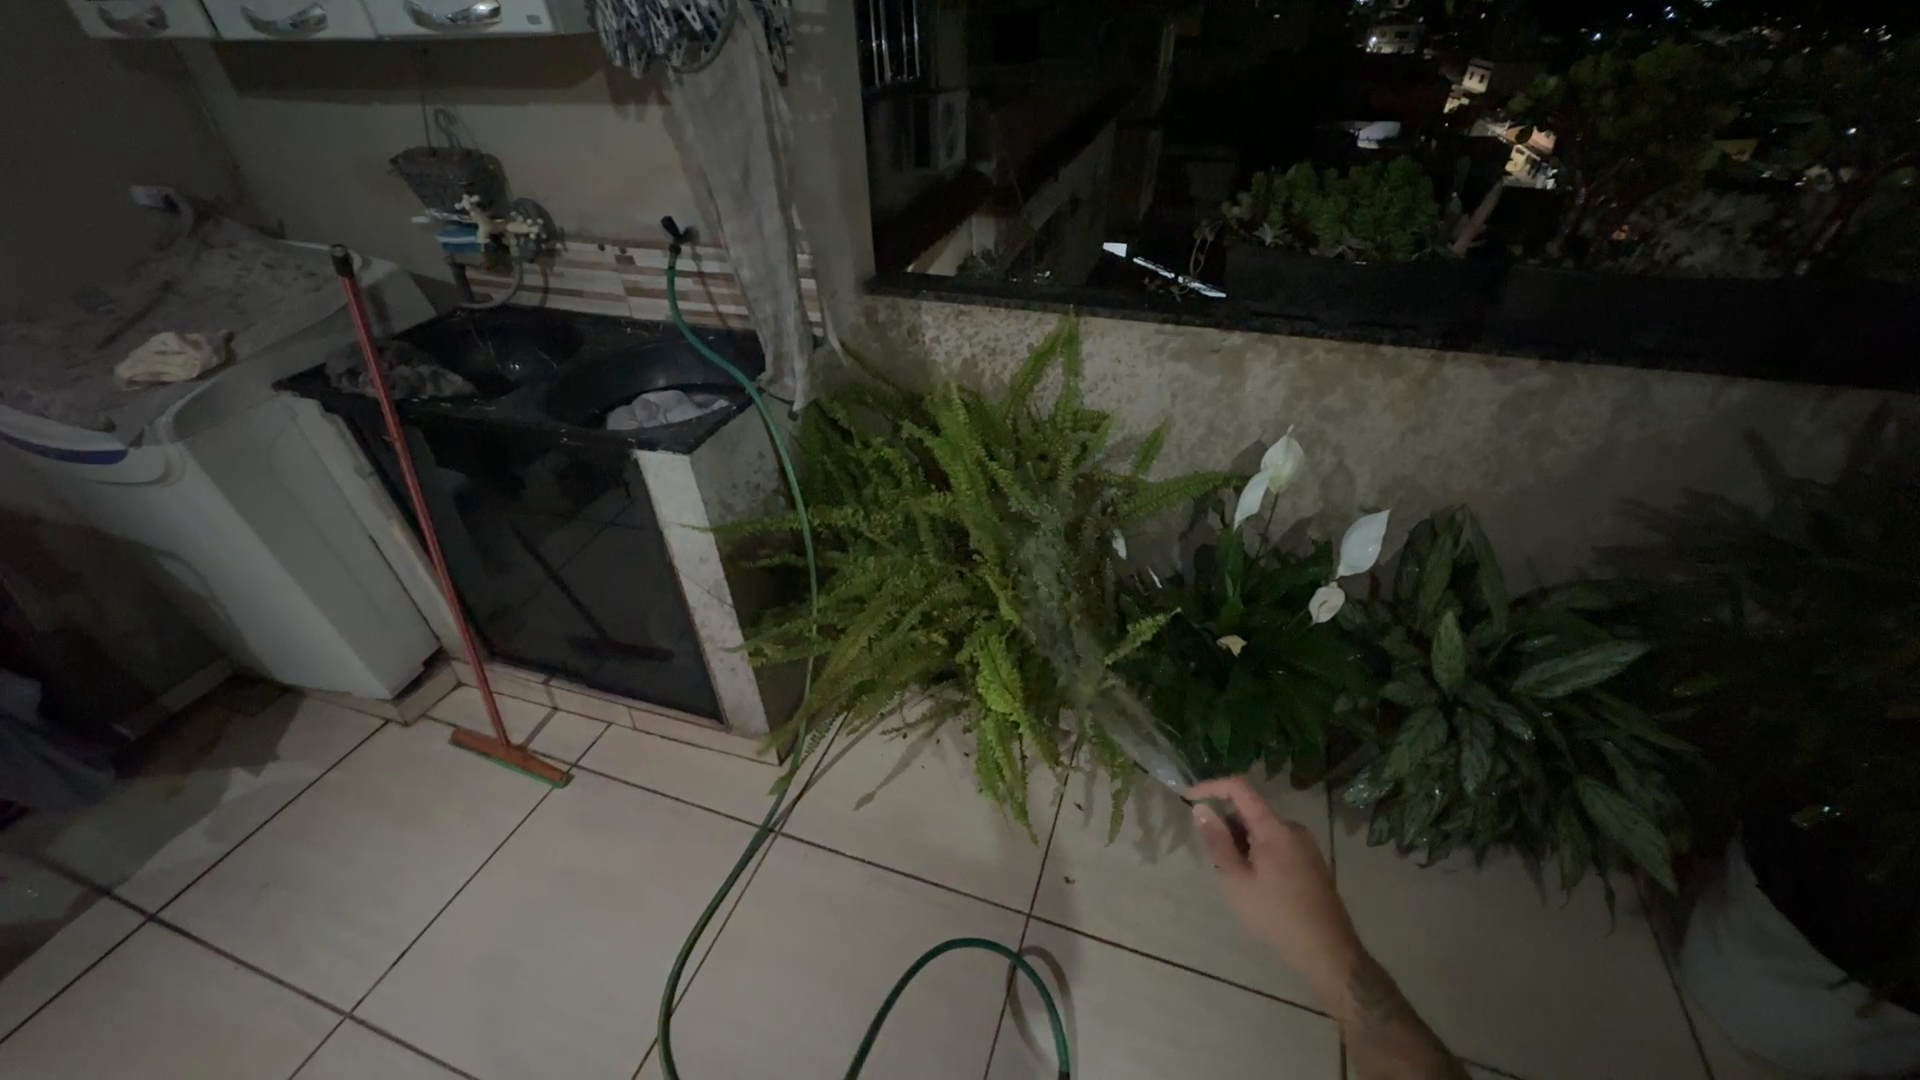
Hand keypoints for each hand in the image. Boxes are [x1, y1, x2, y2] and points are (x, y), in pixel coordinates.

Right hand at [1189, 776, 1361, 997]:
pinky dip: (1257, 851)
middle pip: (1251, 809)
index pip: (1239, 788)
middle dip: (1226, 823)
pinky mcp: (1311, 862)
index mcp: (1275, 828)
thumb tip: (1201, 809)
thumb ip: (1217, 841)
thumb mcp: (1235, 881)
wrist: (1329, 954)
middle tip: (1213, 857)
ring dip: (1241, 840)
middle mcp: (1293, 828)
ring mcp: (1306, 846)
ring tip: (1234, 877)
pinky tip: (1255, 883)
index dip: (1211, 786)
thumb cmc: (1275, 916)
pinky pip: (1276, 843)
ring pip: (1262, 829)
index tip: (1189, 798)